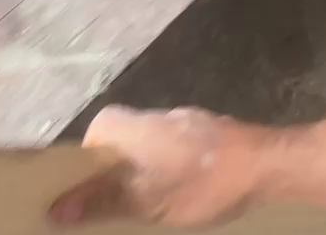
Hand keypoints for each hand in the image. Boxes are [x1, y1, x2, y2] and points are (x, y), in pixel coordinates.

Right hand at [51, 106, 270, 226]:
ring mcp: (193, 124)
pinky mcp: (213, 135)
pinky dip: (166, 168)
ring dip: (140, 170)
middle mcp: (167, 119)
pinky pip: (175, 148)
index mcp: (146, 128)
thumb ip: (105, 200)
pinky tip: (174, 193)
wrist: (271, 164)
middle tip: (106, 203)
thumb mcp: (150, 200)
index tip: (82, 185)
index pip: (104, 123)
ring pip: (152, 143)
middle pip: (126, 134)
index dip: (86, 152)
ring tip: (137, 205)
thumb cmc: (208, 181)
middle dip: (111, 167)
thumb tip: (55, 207)